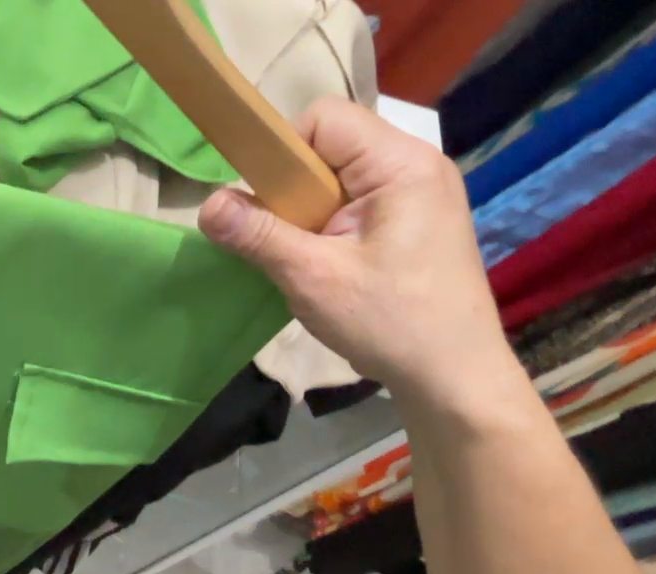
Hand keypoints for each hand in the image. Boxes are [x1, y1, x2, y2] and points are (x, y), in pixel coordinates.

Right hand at [198, 99, 521, 414]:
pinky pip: (350, 206)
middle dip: (288, 190)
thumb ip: (259, 236)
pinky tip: (320, 267)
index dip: (280, 153)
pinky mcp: (410, 223)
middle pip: (328, 148)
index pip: (324, 120)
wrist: (450, 371)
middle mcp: (414, 166)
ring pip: (335, 181)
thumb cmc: (388, 320)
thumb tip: (206, 205)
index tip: (259, 204)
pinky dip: (321, 230)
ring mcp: (416, 195)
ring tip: (300, 260)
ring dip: (302, 215)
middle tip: (279, 242)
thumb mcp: (312, 278)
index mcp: (400, 165)